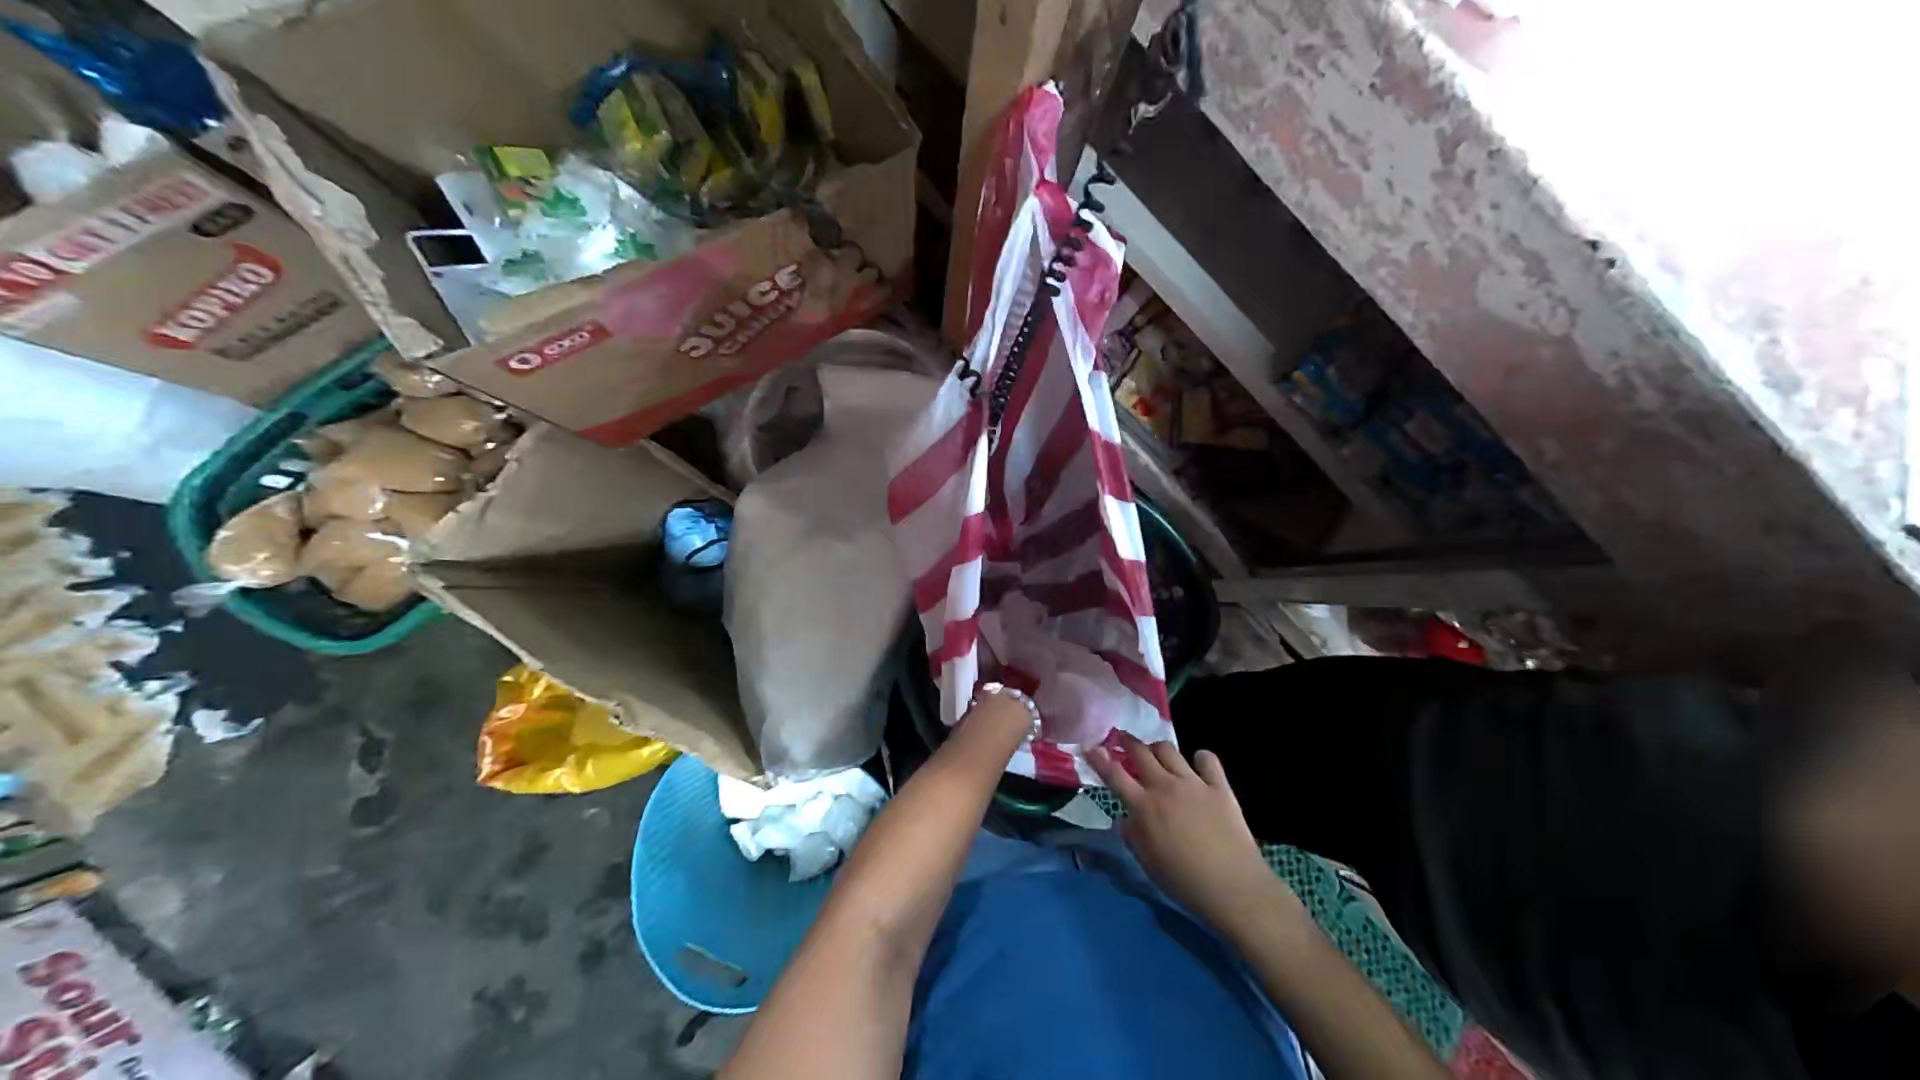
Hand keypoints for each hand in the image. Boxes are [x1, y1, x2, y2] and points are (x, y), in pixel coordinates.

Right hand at [1089, 732, 1299, 932]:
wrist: (1233, 888)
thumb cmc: (1183, 881)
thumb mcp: (1147, 862)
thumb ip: (1132, 835)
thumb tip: (1125, 819)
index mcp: (1143, 806)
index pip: (1114, 774)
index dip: (1099, 758)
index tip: (1091, 746)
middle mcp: (1165, 787)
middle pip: (1141, 752)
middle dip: (1127, 741)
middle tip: (1121, 739)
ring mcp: (1194, 783)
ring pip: (1169, 750)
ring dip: (1157, 748)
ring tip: (1155, 752)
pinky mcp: (1220, 787)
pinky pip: (1207, 760)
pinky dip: (1199, 758)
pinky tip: (1197, 765)